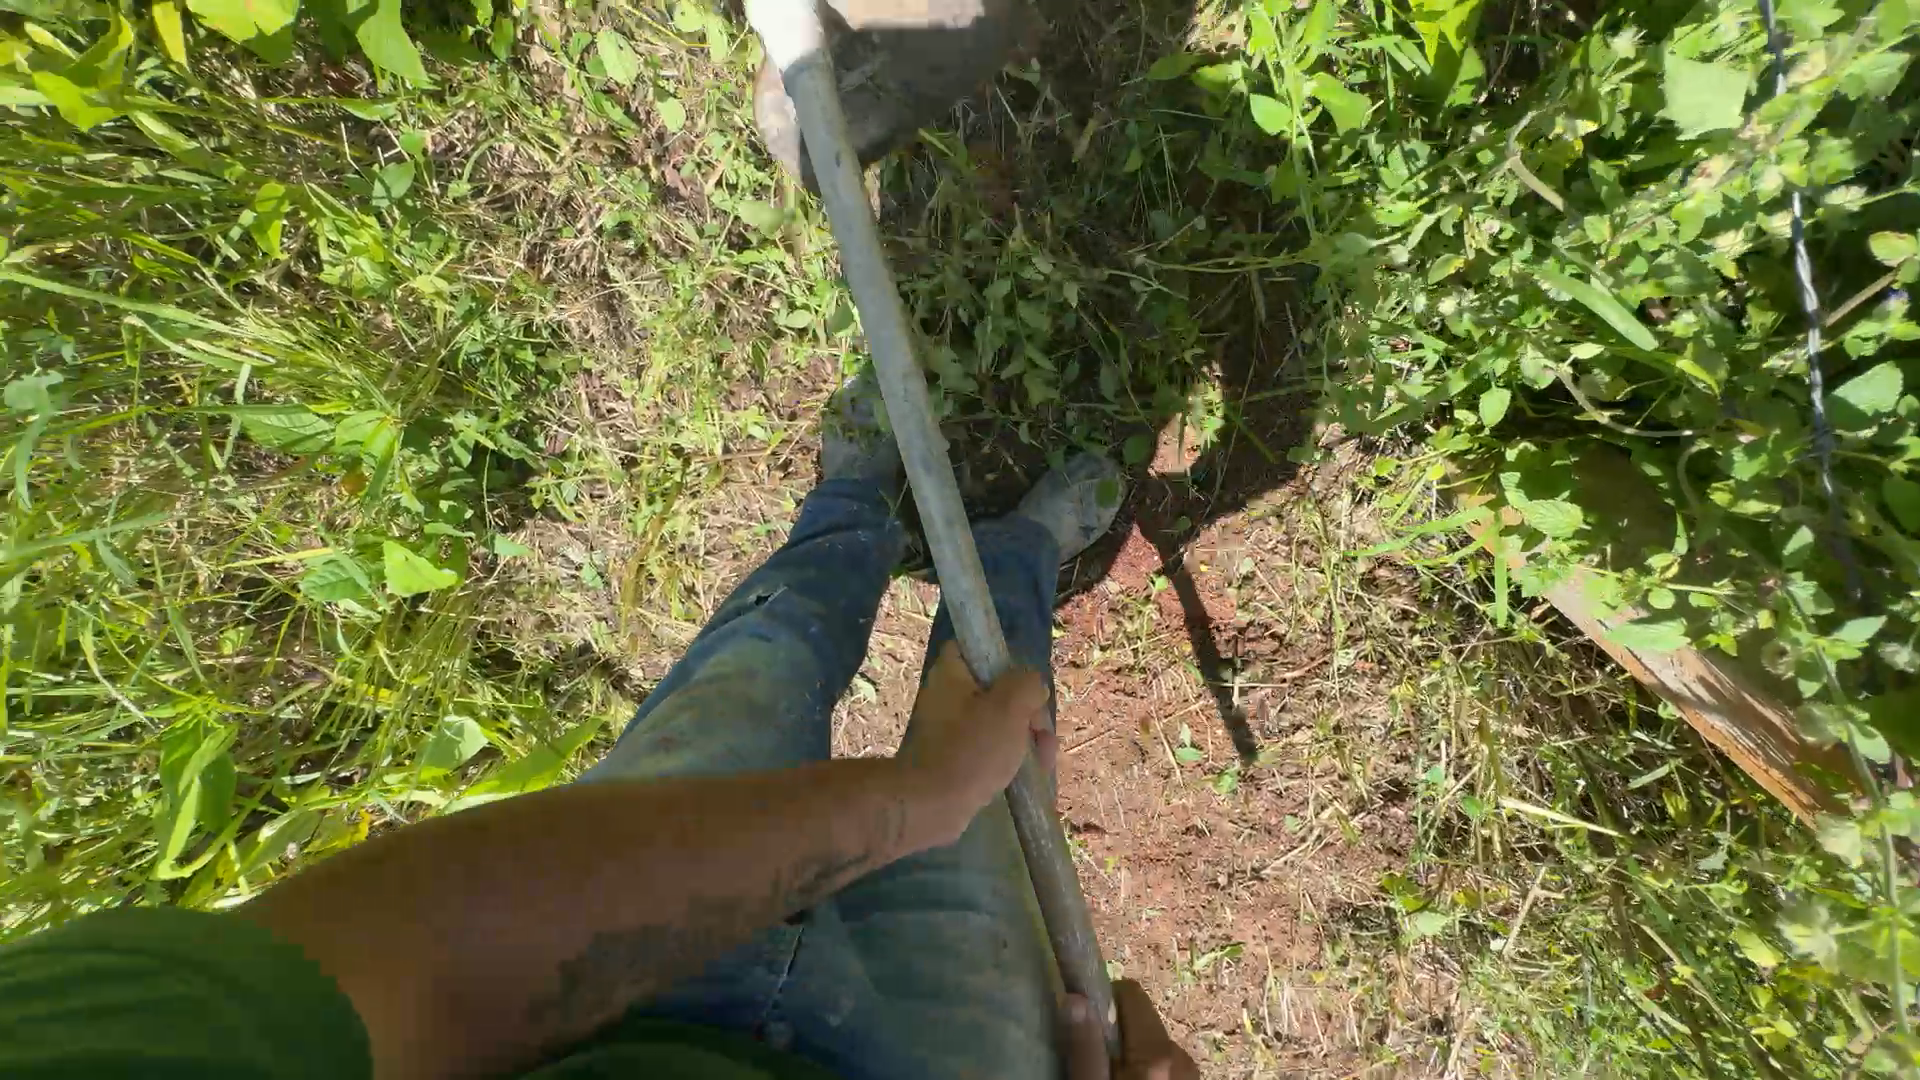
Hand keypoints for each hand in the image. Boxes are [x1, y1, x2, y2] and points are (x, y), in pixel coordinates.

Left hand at [898, 641, 1052, 831]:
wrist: (932, 805)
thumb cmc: (971, 748)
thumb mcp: (1009, 707)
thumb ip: (1026, 684)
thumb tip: (1032, 686)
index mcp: (952, 672)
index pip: (977, 648)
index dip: (1006, 661)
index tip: (1026, 685)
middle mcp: (947, 694)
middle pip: (997, 688)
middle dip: (1028, 711)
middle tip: (1042, 735)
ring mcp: (949, 727)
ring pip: (997, 720)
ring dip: (1024, 736)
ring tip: (1043, 761)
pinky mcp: (953, 755)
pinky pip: (987, 745)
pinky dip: (1008, 754)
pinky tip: (1027, 771)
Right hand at [1063, 979, 1199, 1079]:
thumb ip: (1085, 1046)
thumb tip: (1074, 997)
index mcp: (1157, 1050)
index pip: (1130, 991)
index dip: (1104, 1002)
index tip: (1089, 1029)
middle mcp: (1181, 1053)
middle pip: (1140, 1017)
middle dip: (1117, 1032)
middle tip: (1101, 1062)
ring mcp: (1191, 1072)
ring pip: (1151, 1042)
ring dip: (1132, 1053)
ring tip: (1116, 1078)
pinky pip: (1165, 1063)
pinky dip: (1149, 1070)